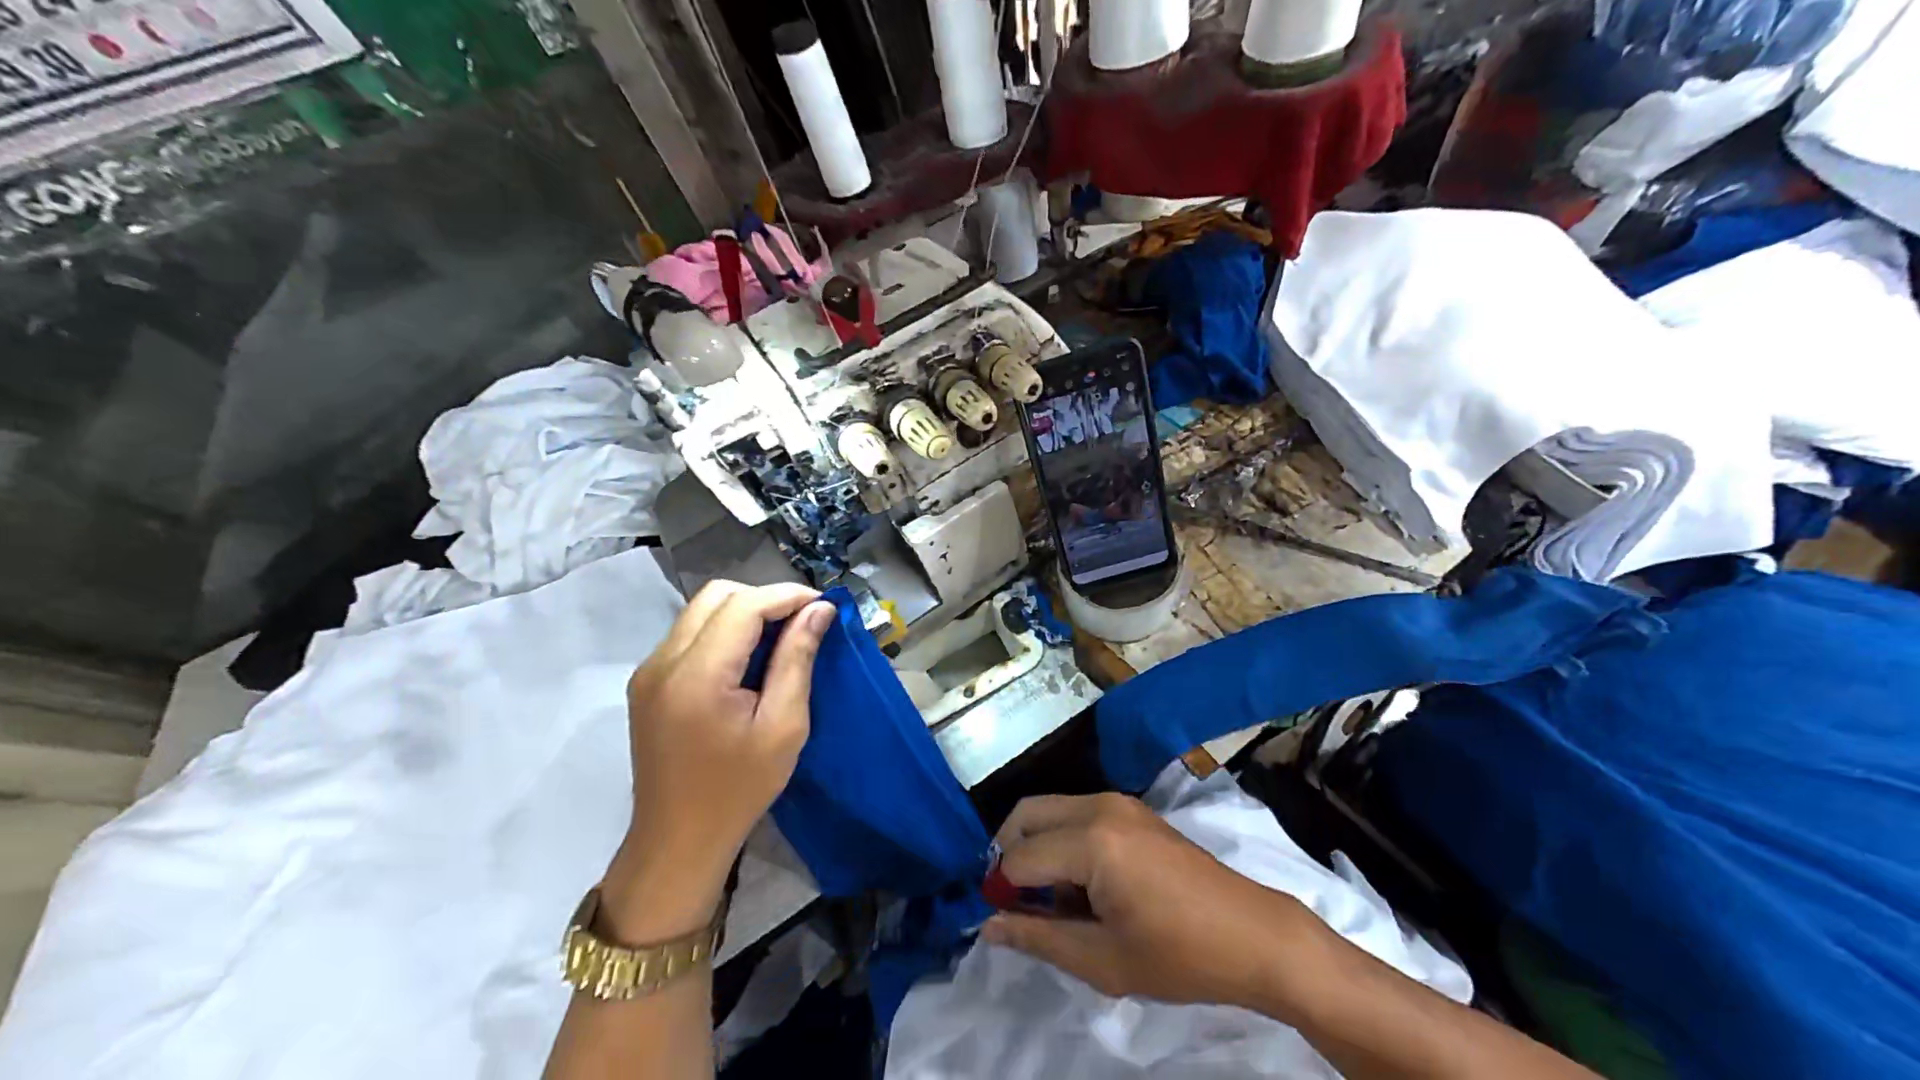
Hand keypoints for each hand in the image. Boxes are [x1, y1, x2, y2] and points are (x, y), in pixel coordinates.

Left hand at [603, 581, 835, 941]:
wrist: (678, 838)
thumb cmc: (739, 788)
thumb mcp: (783, 726)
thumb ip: (797, 660)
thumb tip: (818, 611)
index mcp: (696, 675)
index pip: (742, 605)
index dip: (786, 595)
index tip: (823, 606)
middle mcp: (663, 661)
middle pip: (716, 595)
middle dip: (764, 598)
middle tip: (801, 622)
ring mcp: (649, 670)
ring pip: (700, 610)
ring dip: (743, 612)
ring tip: (779, 639)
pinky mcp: (647, 681)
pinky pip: (689, 634)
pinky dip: (723, 631)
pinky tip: (748, 660)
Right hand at [981, 792, 1327, 1012]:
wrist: (1255, 936)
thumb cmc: (1180, 955)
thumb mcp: (1103, 960)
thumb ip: (1038, 938)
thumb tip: (988, 927)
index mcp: (1091, 840)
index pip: (1019, 857)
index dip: (1002, 891)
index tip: (1005, 922)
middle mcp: (1099, 806)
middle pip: (1027, 814)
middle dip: (1009, 853)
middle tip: (1017, 902)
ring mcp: (1119, 802)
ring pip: (1050, 809)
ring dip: (1038, 846)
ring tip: (1057, 900)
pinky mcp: (1133, 809)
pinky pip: (1077, 813)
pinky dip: (1063, 840)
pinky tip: (1084, 884)